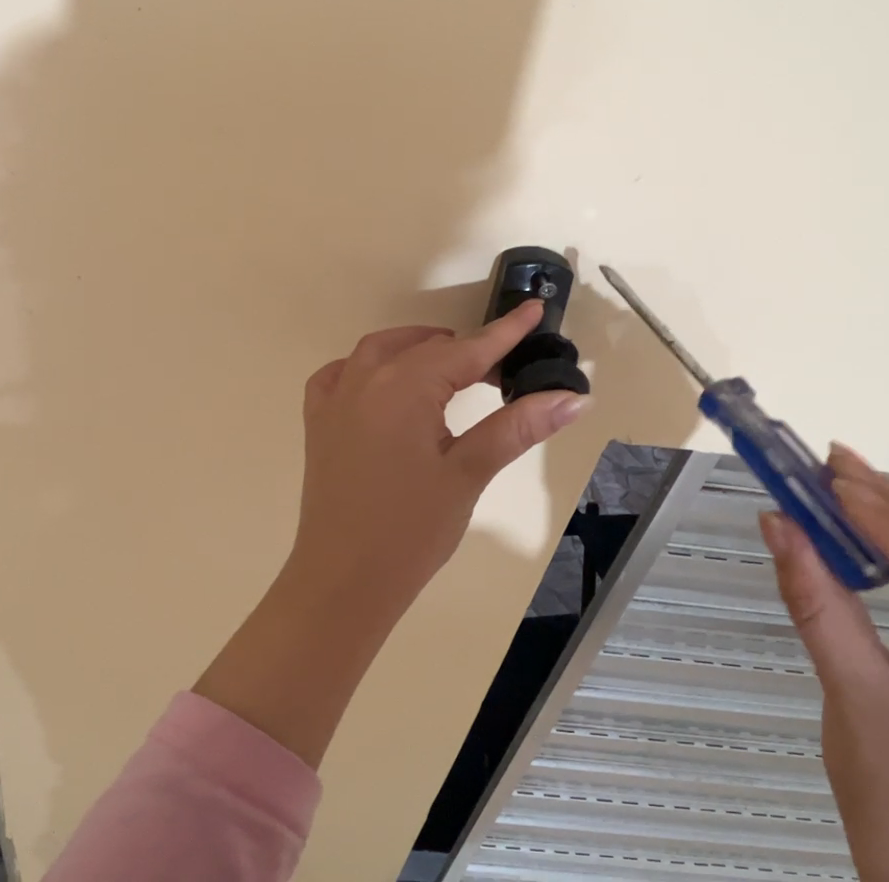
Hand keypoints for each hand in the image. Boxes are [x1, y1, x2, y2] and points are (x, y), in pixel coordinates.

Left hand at [194, 300, 588, 766]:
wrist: (343, 578)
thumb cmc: (412, 529)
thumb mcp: (468, 474)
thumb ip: (516, 427)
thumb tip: (571, 396)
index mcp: (404, 387)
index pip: (465, 350)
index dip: (504, 332)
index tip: (533, 309)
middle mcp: (364, 380)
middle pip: (422, 348)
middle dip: (463, 350)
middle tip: (500, 370)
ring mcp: (333, 400)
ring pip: (378, 353)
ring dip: (415, 351)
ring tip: (449, 371)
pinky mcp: (317, 423)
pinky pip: (341, 375)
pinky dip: (368, 369)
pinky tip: (384, 387)